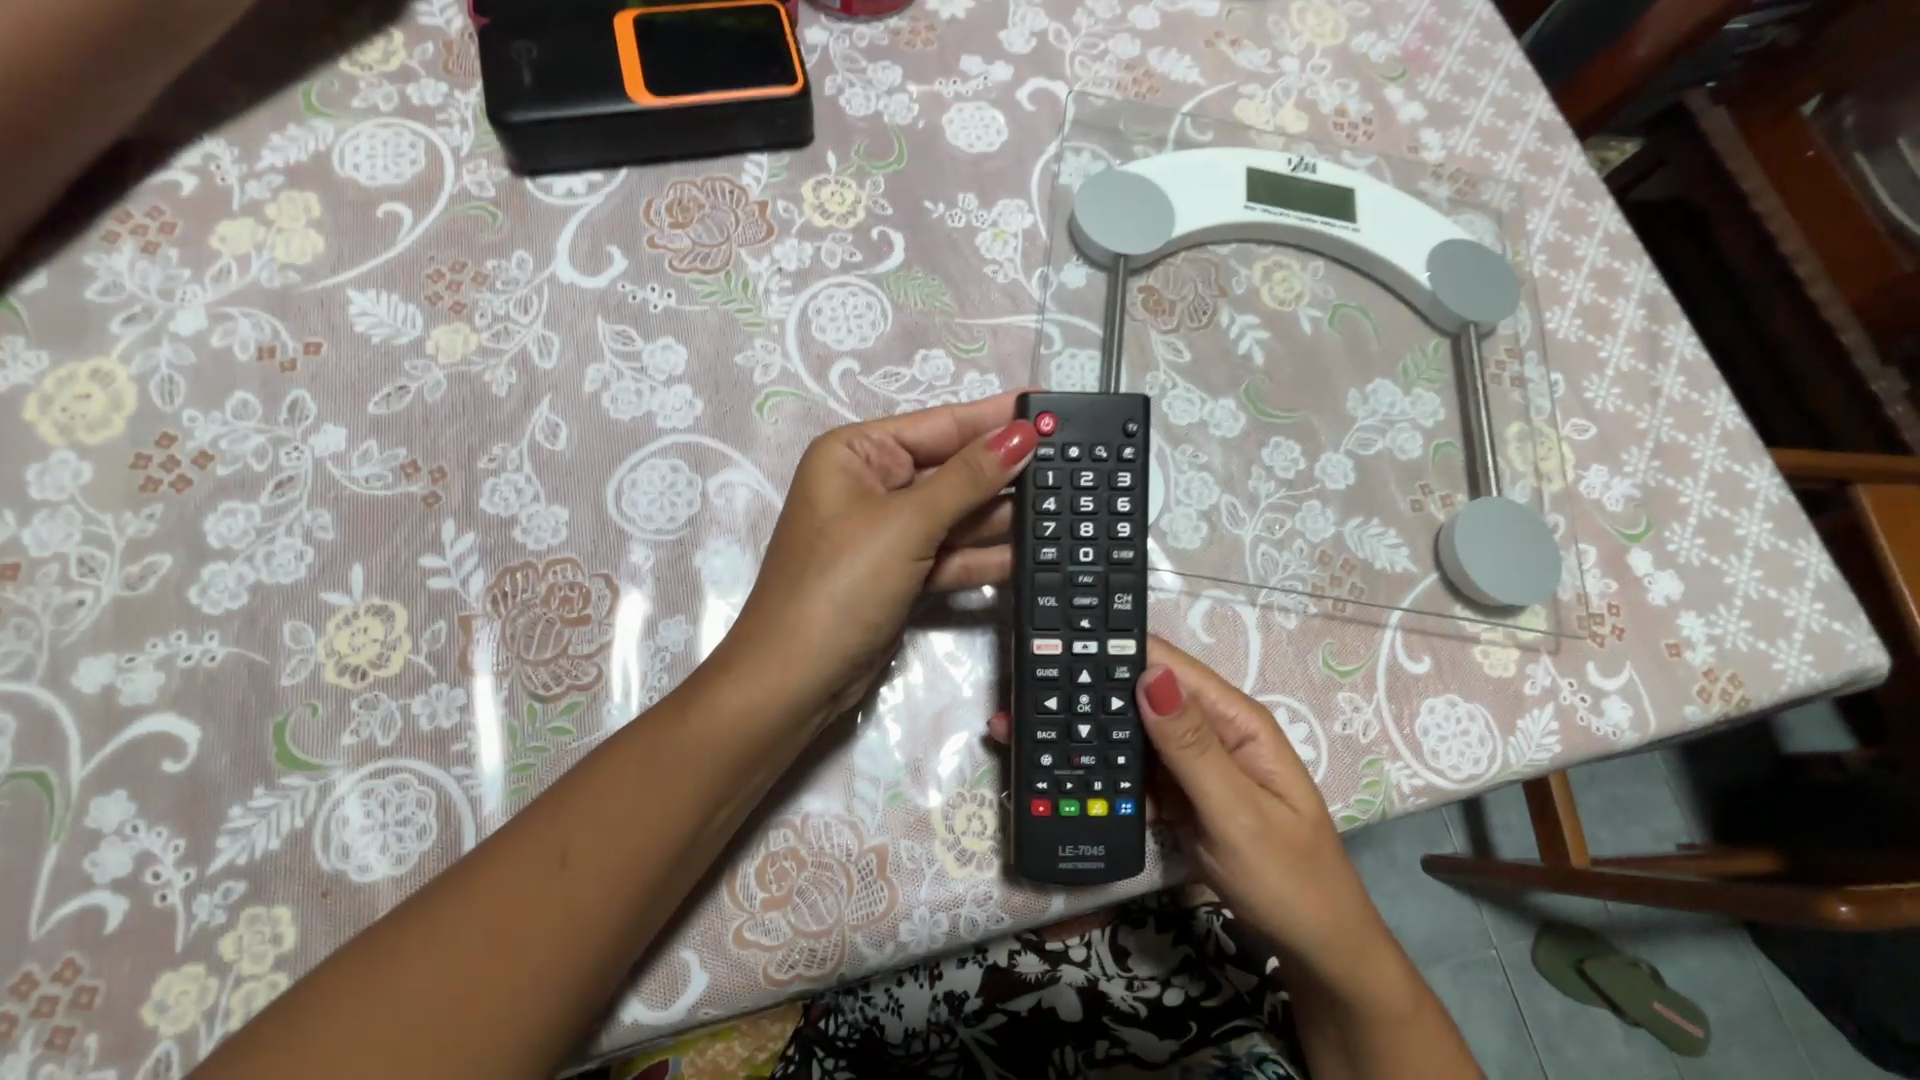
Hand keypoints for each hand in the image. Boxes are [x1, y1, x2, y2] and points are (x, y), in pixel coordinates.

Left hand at [724, 393, 1036, 725]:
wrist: (797, 679)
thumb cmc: (841, 584)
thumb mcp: (907, 523)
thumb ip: (969, 478)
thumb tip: (1022, 433)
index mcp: (855, 454)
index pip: (938, 424)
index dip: (995, 417)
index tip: (1048, 408)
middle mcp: (871, 485)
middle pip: (952, 469)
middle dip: (1005, 470)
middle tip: (1072, 461)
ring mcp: (888, 533)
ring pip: (957, 515)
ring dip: (1003, 515)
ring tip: (1065, 504)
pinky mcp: (902, 574)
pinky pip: (952, 553)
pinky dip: (985, 556)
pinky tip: (1033, 552)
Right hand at [989, 637, 1396, 985]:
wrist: (1313, 946)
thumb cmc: (1287, 877)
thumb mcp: (1238, 812)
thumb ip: (1191, 746)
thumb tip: (1148, 673)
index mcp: (1235, 720)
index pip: (1168, 666)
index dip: (1117, 649)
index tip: (1056, 643)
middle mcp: (1212, 731)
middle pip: (1143, 696)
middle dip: (1088, 692)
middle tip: (1019, 693)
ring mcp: (1193, 764)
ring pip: (1132, 735)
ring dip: (1087, 731)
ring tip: (1020, 726)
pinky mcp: (1179, 794)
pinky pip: (1136, 771)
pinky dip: (1102, 770)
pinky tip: (1058, 767)